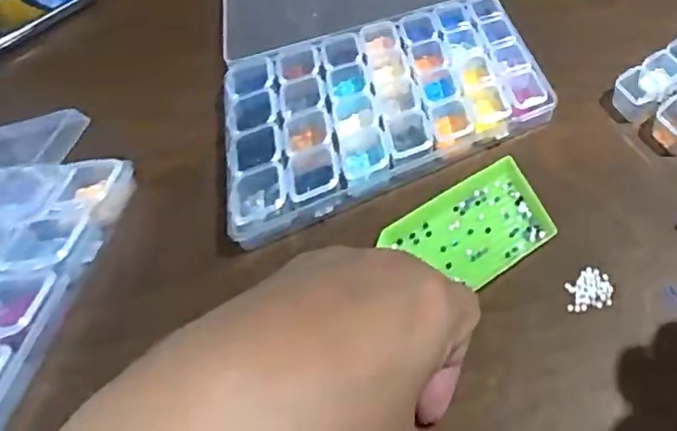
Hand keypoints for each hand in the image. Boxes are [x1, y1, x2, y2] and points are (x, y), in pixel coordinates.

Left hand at [65, 247, 478, 430]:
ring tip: (325, 394)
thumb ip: (408, 412)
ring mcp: (333, 261)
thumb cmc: (328, 425)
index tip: (415, 415)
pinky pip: (324, 295)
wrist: (209, 408)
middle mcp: (387, 265)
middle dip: (407, 352)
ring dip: (364, 337)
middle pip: (419, 299)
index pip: (467, 317)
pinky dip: (320, 329)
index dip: (449, 371)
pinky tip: (283, 377)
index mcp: (429, 300)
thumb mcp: (389, 429)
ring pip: (370, 295)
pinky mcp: (284, 270)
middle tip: (377, 407)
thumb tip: (390, 406)